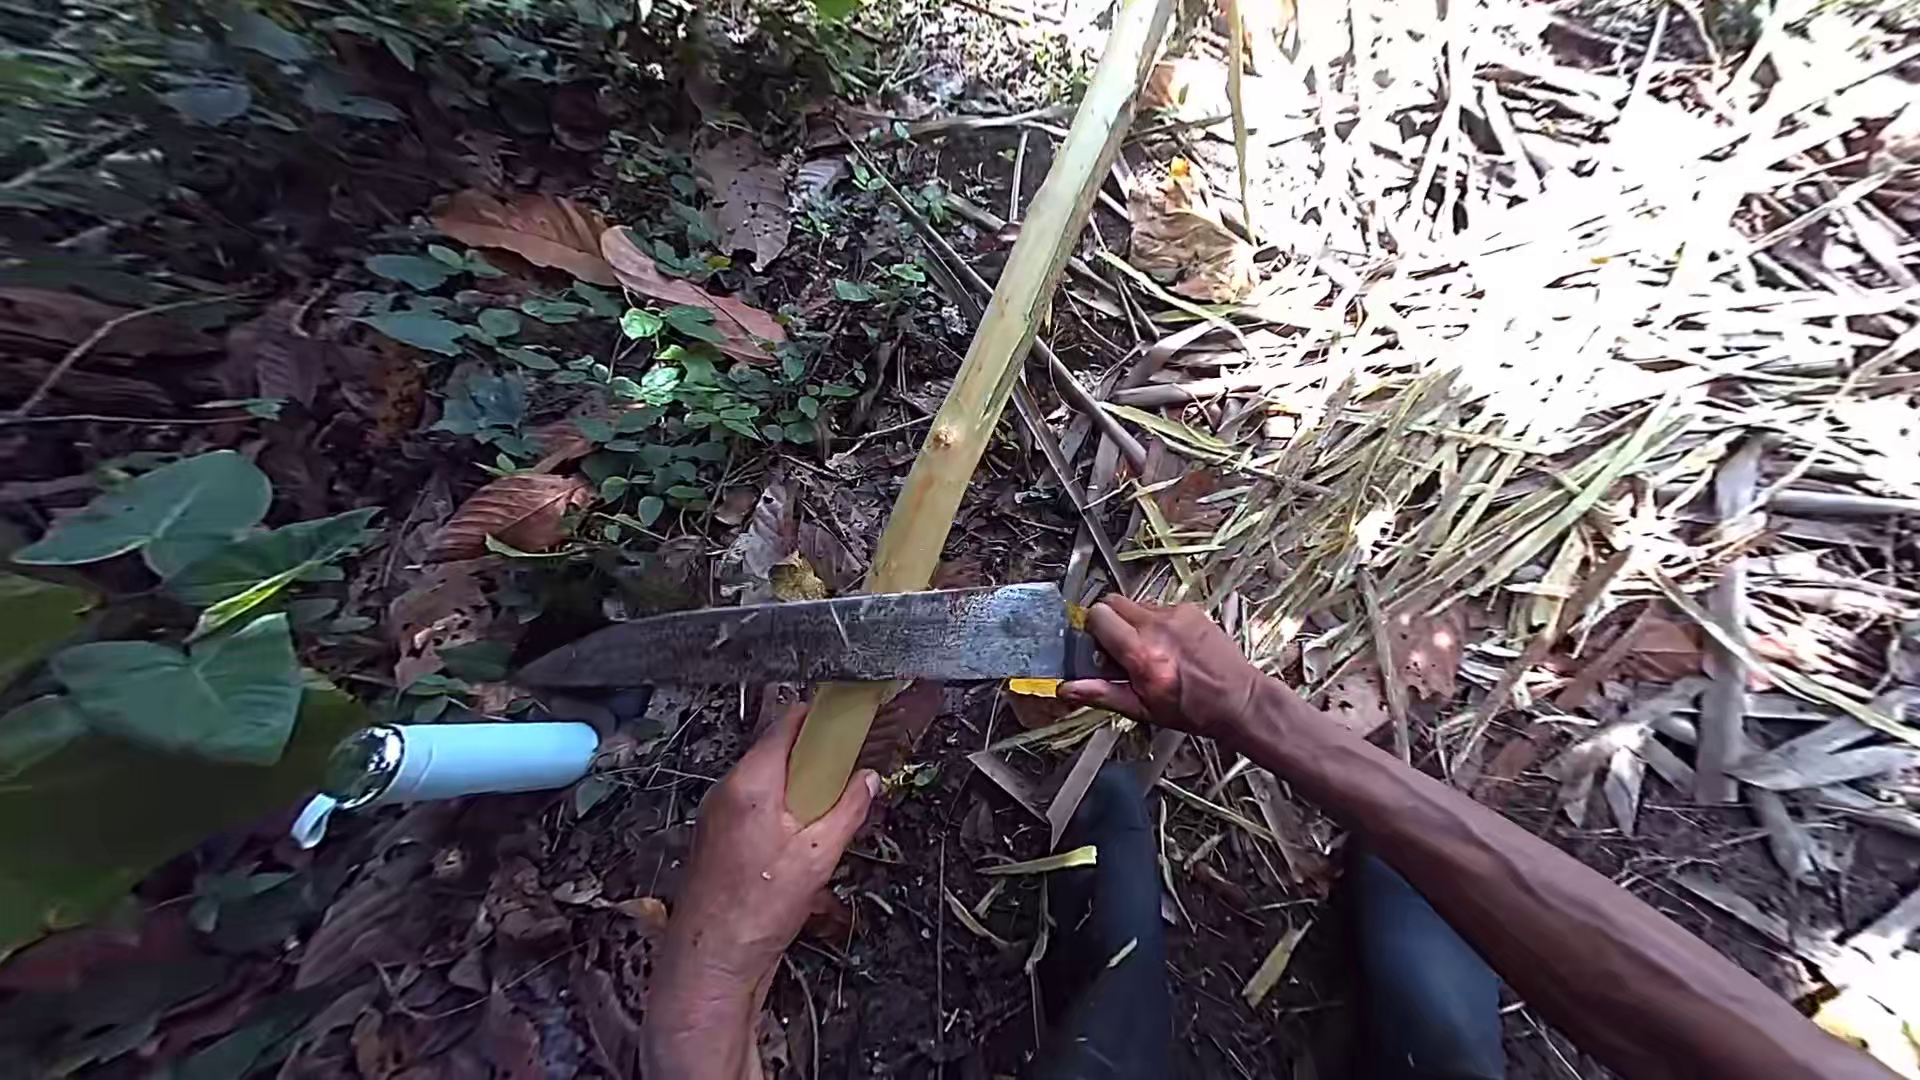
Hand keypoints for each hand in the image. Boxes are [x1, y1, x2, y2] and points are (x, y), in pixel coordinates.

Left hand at [644, 703, 877, 1079]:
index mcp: (751, 782)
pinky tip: (798, 830)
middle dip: (812, 753)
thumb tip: (869, 779)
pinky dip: (779, 799)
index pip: (786, 722)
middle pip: (777, 746)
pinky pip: (754, 797)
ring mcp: (717, 808)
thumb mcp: (818, 857)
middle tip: (843, 767)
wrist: (708, 965)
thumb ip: (849, 810)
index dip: (819, 714)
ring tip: (824, 804)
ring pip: (766, 773)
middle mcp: (728, 787)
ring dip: (797, 778)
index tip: (845, 718)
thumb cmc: (757, 911)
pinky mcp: (716, 830)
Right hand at [1058, 595, 1268, 744]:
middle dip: (1109, 619)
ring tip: (1148, 647)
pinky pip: (1159, 607)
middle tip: (1118, 644)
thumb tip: (1068, 688)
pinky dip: (1157, 622)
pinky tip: (1169, 643)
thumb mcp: (1142, 708)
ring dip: (1133, 621)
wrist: (1241, 701)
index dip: (1092, 627)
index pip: (1098, 615)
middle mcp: (1157, 627)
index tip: (1098, 644)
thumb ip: (1101, 693)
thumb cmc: (1194, 711)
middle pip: (1112, 601)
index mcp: (1142, 654)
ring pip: (1136, 604)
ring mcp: (1176, 615)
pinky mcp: (1191, 609)